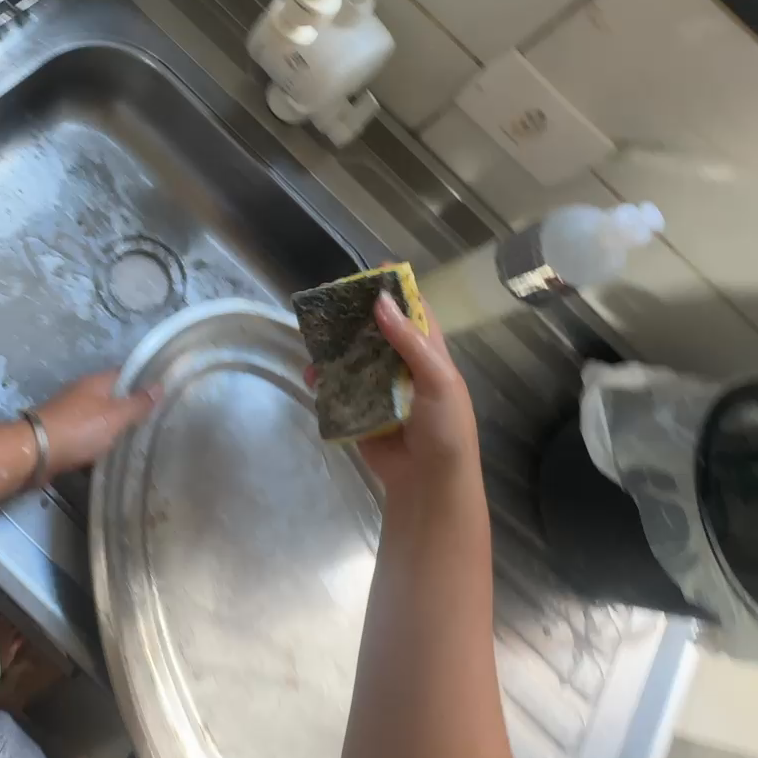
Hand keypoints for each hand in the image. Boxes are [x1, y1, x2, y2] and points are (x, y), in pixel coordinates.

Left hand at [31, 371, 159, 478]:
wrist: (35, 452)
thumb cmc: (79, 429)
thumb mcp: (115, 416)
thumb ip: (138, 403)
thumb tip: (159, 385)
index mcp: (97, 381)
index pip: (126, 373)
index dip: (144, 381)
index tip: (163, 393)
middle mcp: (83, 391)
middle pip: (112, 394)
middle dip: (131, 404)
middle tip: (154, 419)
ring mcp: (70, 411)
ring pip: (100, 413)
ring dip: (114, 423)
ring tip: (137, 437)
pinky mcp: (62, 431)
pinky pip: (88, 431)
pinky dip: (100, 438)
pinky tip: (110, 450)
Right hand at [309, 292, 478, 495]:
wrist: (428, 484)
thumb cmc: (444, 429)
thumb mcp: (437, 380)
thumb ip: (409, 341)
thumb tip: (381, 301)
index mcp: (427, 353)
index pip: (412, 311)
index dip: (393, 292)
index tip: (369, 274)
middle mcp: (401, 365)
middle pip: (374, 331)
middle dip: (352, 318)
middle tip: (328, 305)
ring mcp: (378, 387)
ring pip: (351, 357)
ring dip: (332, 350)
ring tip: (314, 343)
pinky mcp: (359, 409)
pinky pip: (338, 388)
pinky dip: (323, 382)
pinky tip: (312, 378)